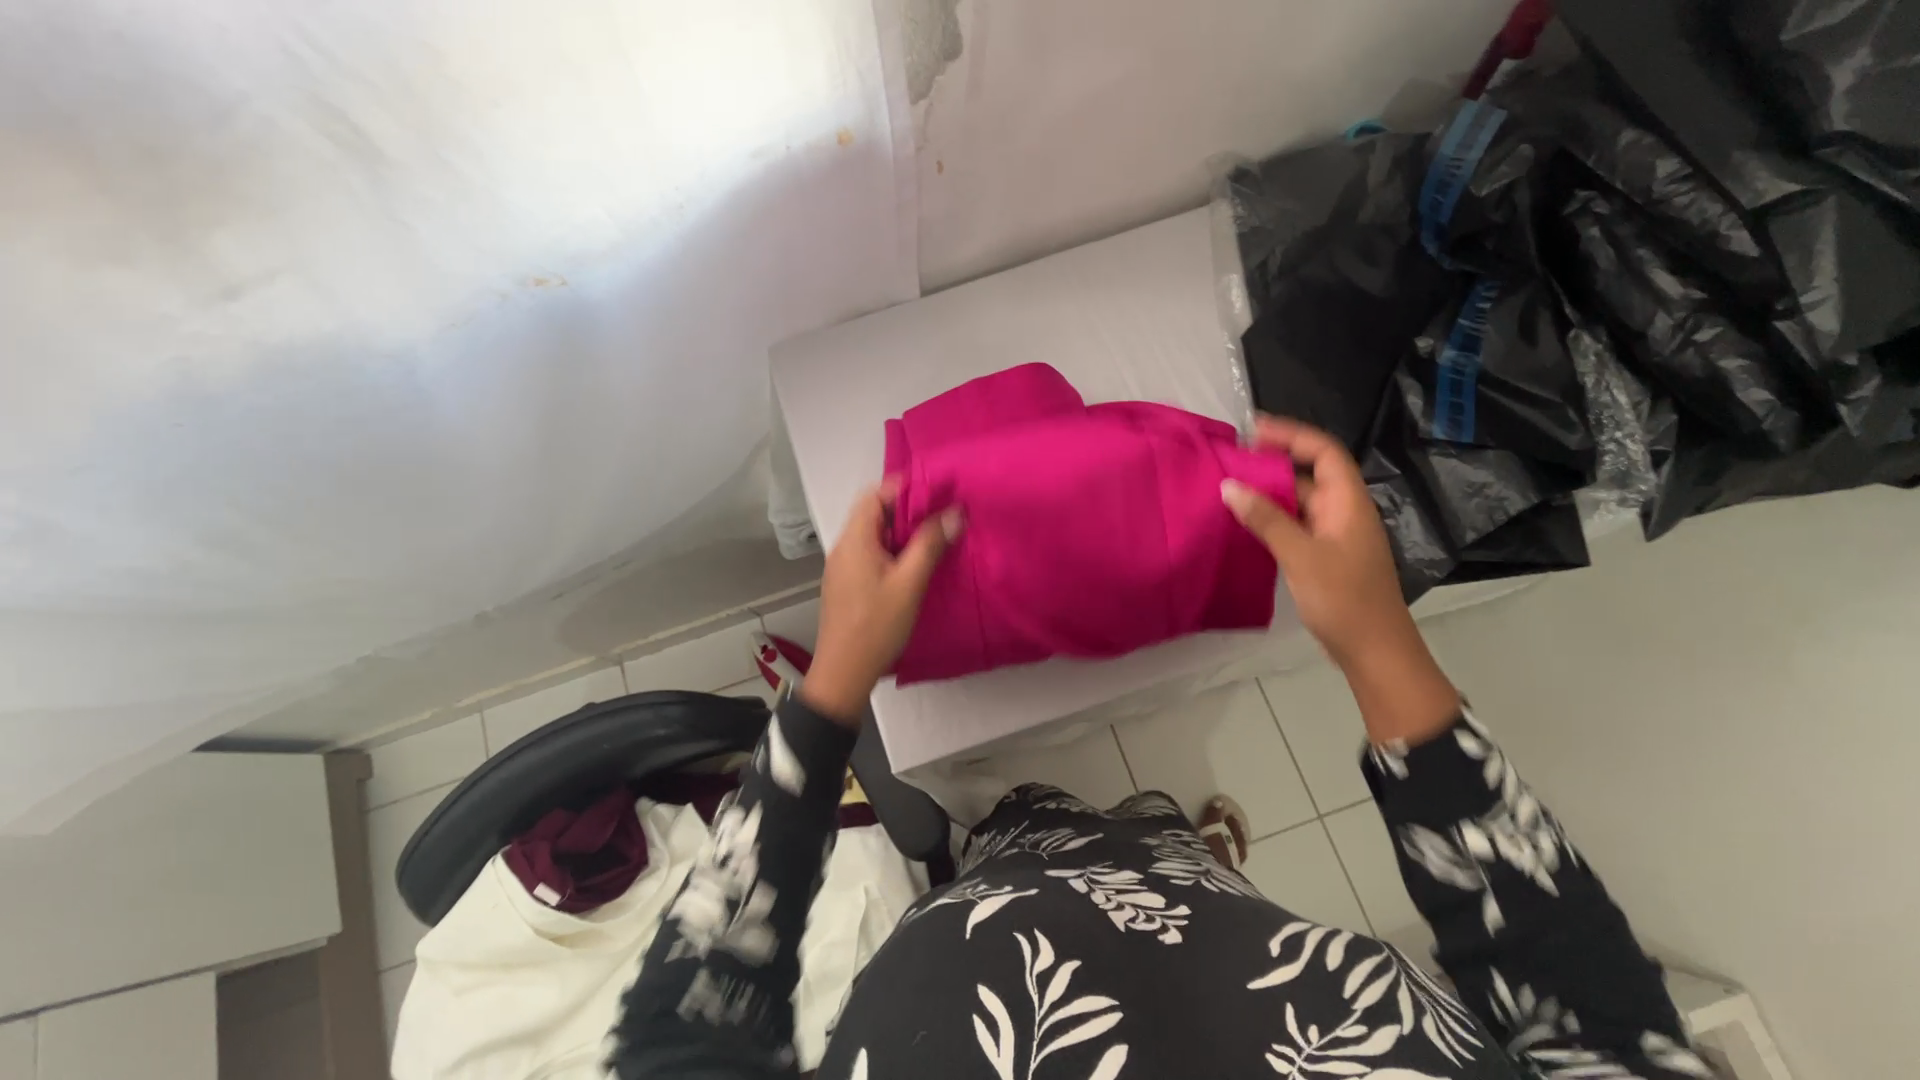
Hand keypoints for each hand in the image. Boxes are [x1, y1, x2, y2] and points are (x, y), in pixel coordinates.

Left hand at [799, 483, 961, 726]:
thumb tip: (954, 512)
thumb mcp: (909, 583)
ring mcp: (843, 566)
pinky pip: (871, 554)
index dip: (905, 488)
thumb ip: (931, 544)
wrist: (843, 671)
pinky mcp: (848, 584)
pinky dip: (893, 550)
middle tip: (942, 514)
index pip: (875, 494)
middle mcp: (844, 547)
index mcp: (855, 540)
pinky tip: (915, 564)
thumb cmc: (876, 625)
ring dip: (902, 532)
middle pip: (874, 513)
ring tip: (935, 537)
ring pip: (874, 535)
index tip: (937, 492)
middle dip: (908, 510)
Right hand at [1220, 416, 1407, 665]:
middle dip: (1270, 465)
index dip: (1292, 435)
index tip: (1253, 429)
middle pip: (1307, 475)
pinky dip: (1270, 521)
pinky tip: (1242, 527)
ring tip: (1227, 490)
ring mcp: (1334, 537)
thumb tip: (1229, 486)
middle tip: (1228, 462)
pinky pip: (1294, 527)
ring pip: (1298, 504)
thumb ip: (1266, 519)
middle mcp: (1343, 512)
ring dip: (1267, 495)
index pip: (1324, 452)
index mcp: (1348, 502)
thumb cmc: (1344, 599)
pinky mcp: (1324, 558)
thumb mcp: (1301, 556)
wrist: (1373, 651)